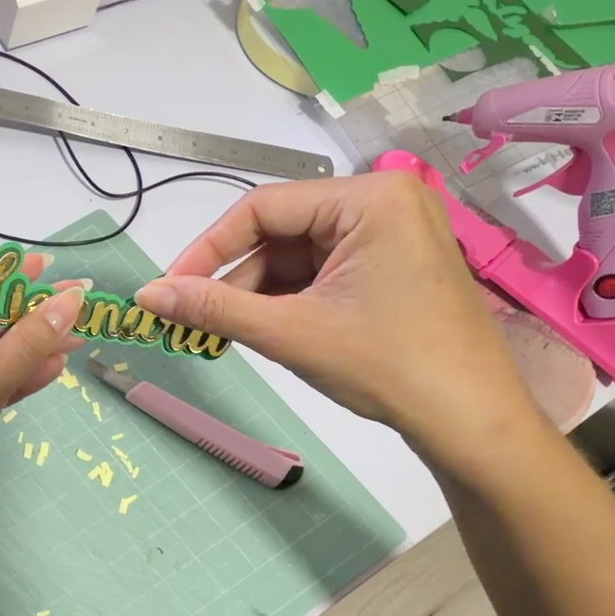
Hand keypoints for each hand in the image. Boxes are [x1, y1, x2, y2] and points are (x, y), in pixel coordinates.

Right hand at [133, 173, 545, 470]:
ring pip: (295, 257)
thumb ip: (214, 308)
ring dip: (254, 295)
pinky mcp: (390, 269)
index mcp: (369, 198)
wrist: (468, 418)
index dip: (207, 250)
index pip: (263, 208)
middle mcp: (382, 203)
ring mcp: (390, 236)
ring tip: (222, 334)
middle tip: (190, 320)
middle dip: (232, 279)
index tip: (166, 290)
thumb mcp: (289, 332)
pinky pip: (319, 275)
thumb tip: (146, 294)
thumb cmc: (384, 365)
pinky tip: (262, 331)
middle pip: (279, 232)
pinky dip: (285, 302)